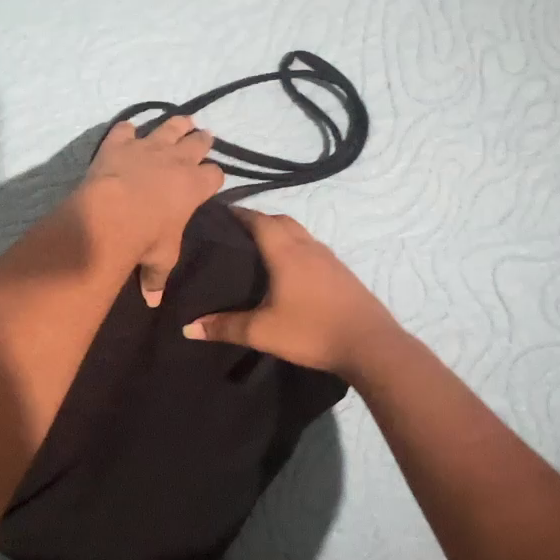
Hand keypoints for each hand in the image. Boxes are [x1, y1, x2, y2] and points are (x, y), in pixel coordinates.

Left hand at [81, 116, 225, 305]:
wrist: (110, 213)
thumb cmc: (145, 238)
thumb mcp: (159, 260)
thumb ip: (157, 277)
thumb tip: (153, 302)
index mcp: (195, 186)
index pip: (215, 175)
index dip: (213, 177)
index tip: (211, 180)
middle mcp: (176, 160)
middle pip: (197, 142)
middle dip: (202, 141)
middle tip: (205, 137)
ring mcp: (147, 147)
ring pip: (169, 127)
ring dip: (177, 124)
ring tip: (183, 121)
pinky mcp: (119, 142)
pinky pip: (126, 129)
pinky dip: (127, 131)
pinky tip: (127, 131)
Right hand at [181, 207, 398, 376]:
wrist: (371, 346)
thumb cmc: (312, 331)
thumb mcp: (262, 332)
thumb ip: (224, 327)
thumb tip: (187, 327)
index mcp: (286, 252)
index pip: (258, 220)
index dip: (237, 213)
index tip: (217, 213)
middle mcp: (308, 247)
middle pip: (280, 221)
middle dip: (257, 220)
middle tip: (233, 232)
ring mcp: (329, 259)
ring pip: (299, 234)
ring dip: (279, 233)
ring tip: (257, 249)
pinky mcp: (342, 273)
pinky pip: (312, 249)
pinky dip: (295, 248)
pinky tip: (288, 271)